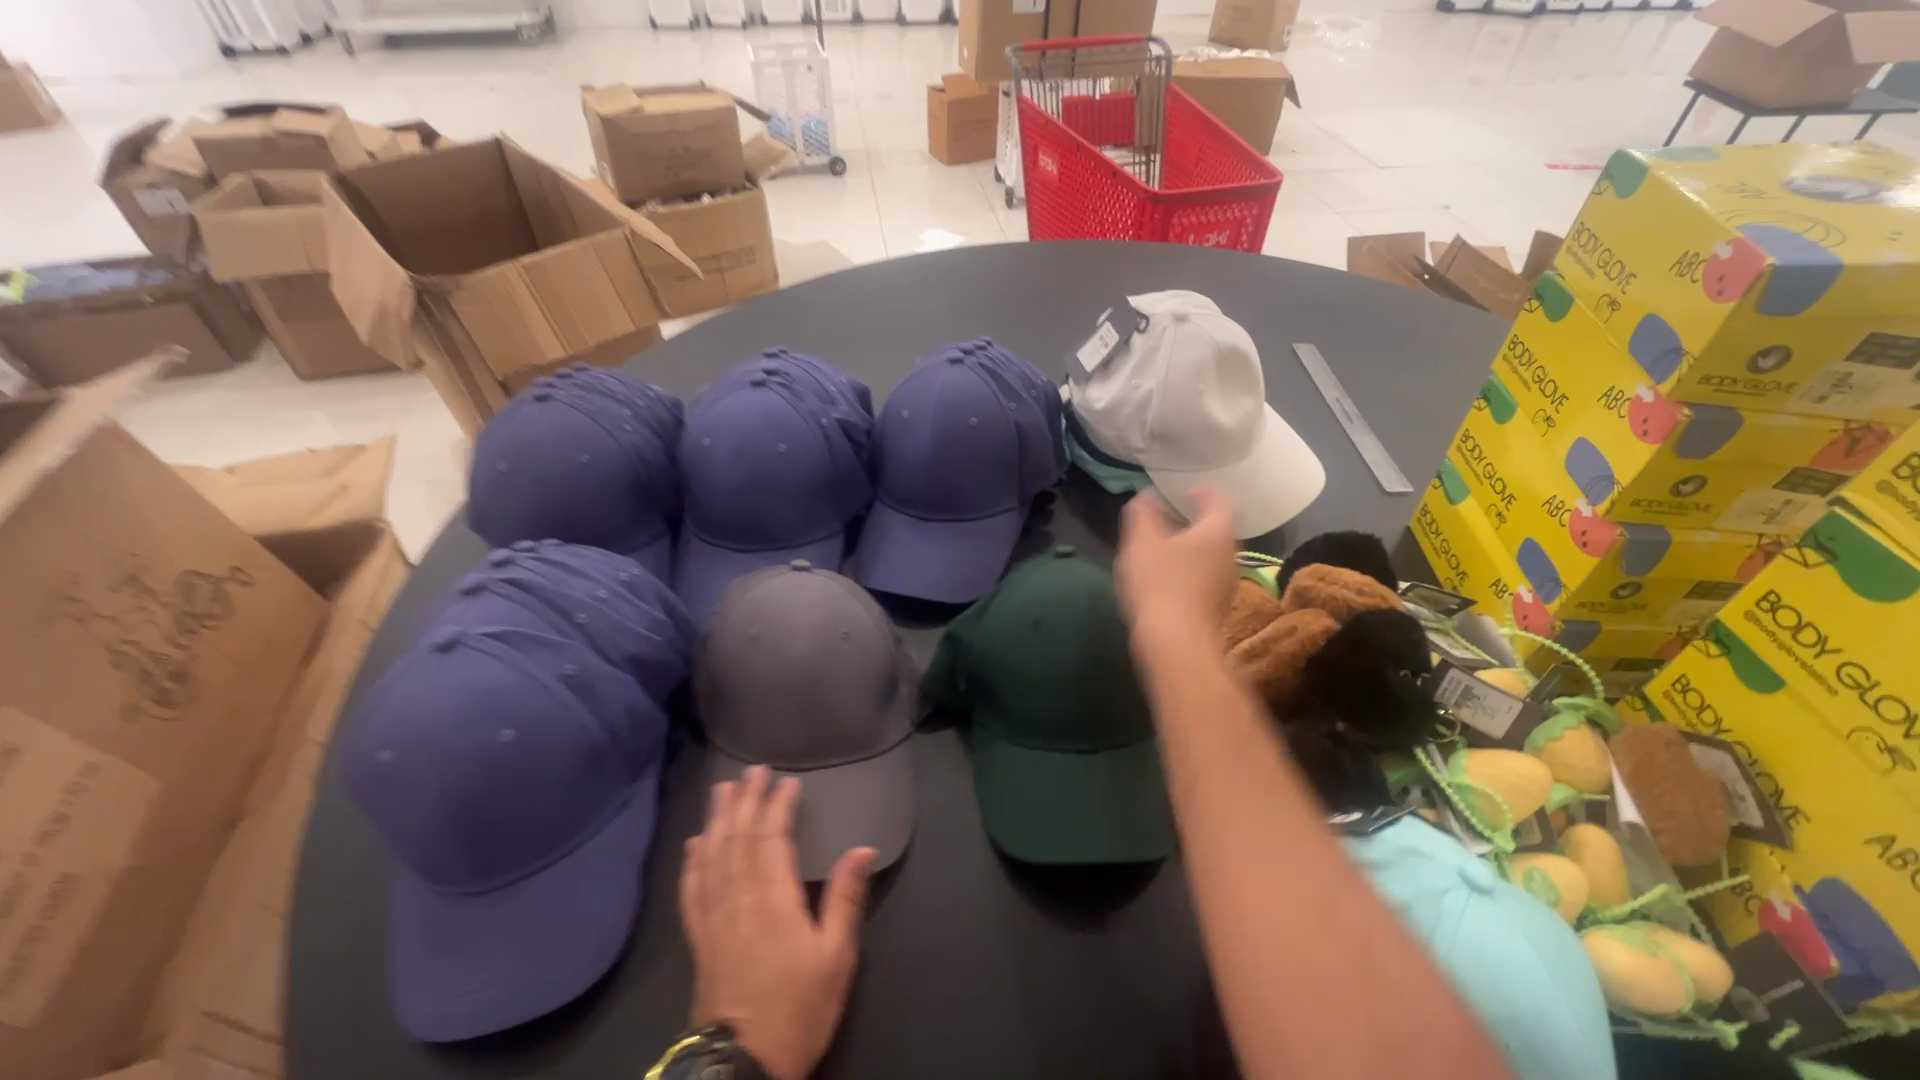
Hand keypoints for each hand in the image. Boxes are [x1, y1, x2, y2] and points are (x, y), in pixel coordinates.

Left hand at [680, 766, 875, 1079]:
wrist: (743, 1062)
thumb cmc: (800, 1006)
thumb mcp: (836, 957)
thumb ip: (845, 899)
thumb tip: (863, 849)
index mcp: (773, 900)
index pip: (772, 839)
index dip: (778, 807)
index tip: (787, 782)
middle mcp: (738, 900)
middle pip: (737, 839)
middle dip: (745, 801)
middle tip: (752, 770)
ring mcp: (713, 919)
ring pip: (712, 856)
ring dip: (718, 820)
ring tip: (722, 790)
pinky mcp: (700, 938)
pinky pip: (692, 888)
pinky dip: (693, 860)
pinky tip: (695, 843)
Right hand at [1115, 487, 1237, 637]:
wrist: (1176, 641)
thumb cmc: (1159, 582)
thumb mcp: (1142, 542)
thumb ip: (1143, 513)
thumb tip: (1146, 494)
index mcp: (1216, 531)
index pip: (1216, 500)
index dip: (1202, 492)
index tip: (1189, 489)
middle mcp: (1230, 554)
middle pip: (1216, 530)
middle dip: (1197, 523)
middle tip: (1175, 518)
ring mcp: (1227, 583)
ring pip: (1212, 556)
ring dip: (1194, 550)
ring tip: (1170, 549)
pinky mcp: (1218, 607)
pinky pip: (1206, 579)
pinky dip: (1192, 573)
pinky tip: (1172, 580)